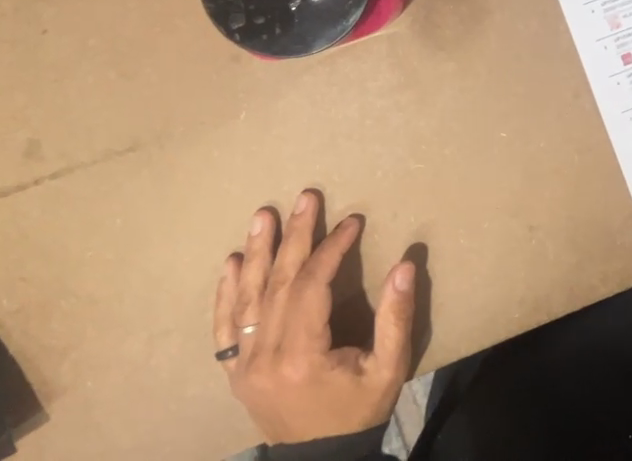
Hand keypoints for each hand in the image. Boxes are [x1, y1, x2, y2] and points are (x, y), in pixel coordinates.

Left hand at [214, 189, 416, 444]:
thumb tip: (405, 264)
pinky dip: (226, 292)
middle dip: (295, 236)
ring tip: (264, 216)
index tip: (352, 222)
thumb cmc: (359, 410)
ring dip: (256, 253)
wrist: (321, 459)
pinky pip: (226, 326)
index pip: (312, 286)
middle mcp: (265, 357)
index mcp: (303, 355)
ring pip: (247, 298)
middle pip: (278, 283)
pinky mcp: (236, 371)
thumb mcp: (389, 367)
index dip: (331, 249)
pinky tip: (231, 263)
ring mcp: (244, 365)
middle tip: (306, 197)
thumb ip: (397, 317)